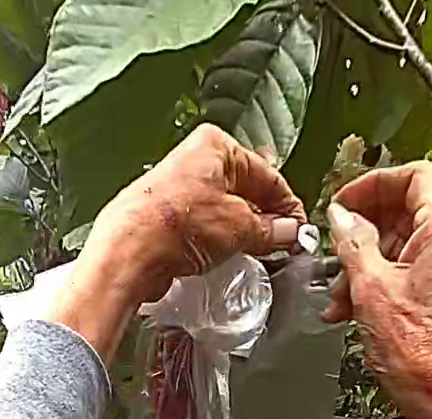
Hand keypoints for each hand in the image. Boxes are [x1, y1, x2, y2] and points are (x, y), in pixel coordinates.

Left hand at [48, 125, 307, 357]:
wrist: (131, 251)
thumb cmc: (176, 225)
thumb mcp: (240, 226)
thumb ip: (271, 230)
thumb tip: (289, 232)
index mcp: (216, 146)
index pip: (268, 174)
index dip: (288, 205)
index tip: (299, 230)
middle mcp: (196, 162)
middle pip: (246, 192)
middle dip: (266, 220)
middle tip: (283, 245)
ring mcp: (181, 191)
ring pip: (226, 212)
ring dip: (244, 234)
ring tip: (258, 255)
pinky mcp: (170, 220)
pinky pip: (207, 229)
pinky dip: (221, 243)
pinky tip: (228, 258)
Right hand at [325, 162, 431, 418]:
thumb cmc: (417, 349)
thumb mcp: (370, 287)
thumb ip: (353, 242)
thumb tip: (341, 218)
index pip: (412, 176)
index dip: (372, 185)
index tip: (345, 204)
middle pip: (401, 213)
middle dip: (361, 236)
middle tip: (336, 253)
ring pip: (397, 247)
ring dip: (361, 267)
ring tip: (340, 297)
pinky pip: (403, 272)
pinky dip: (375, 284)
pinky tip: (351, 308)